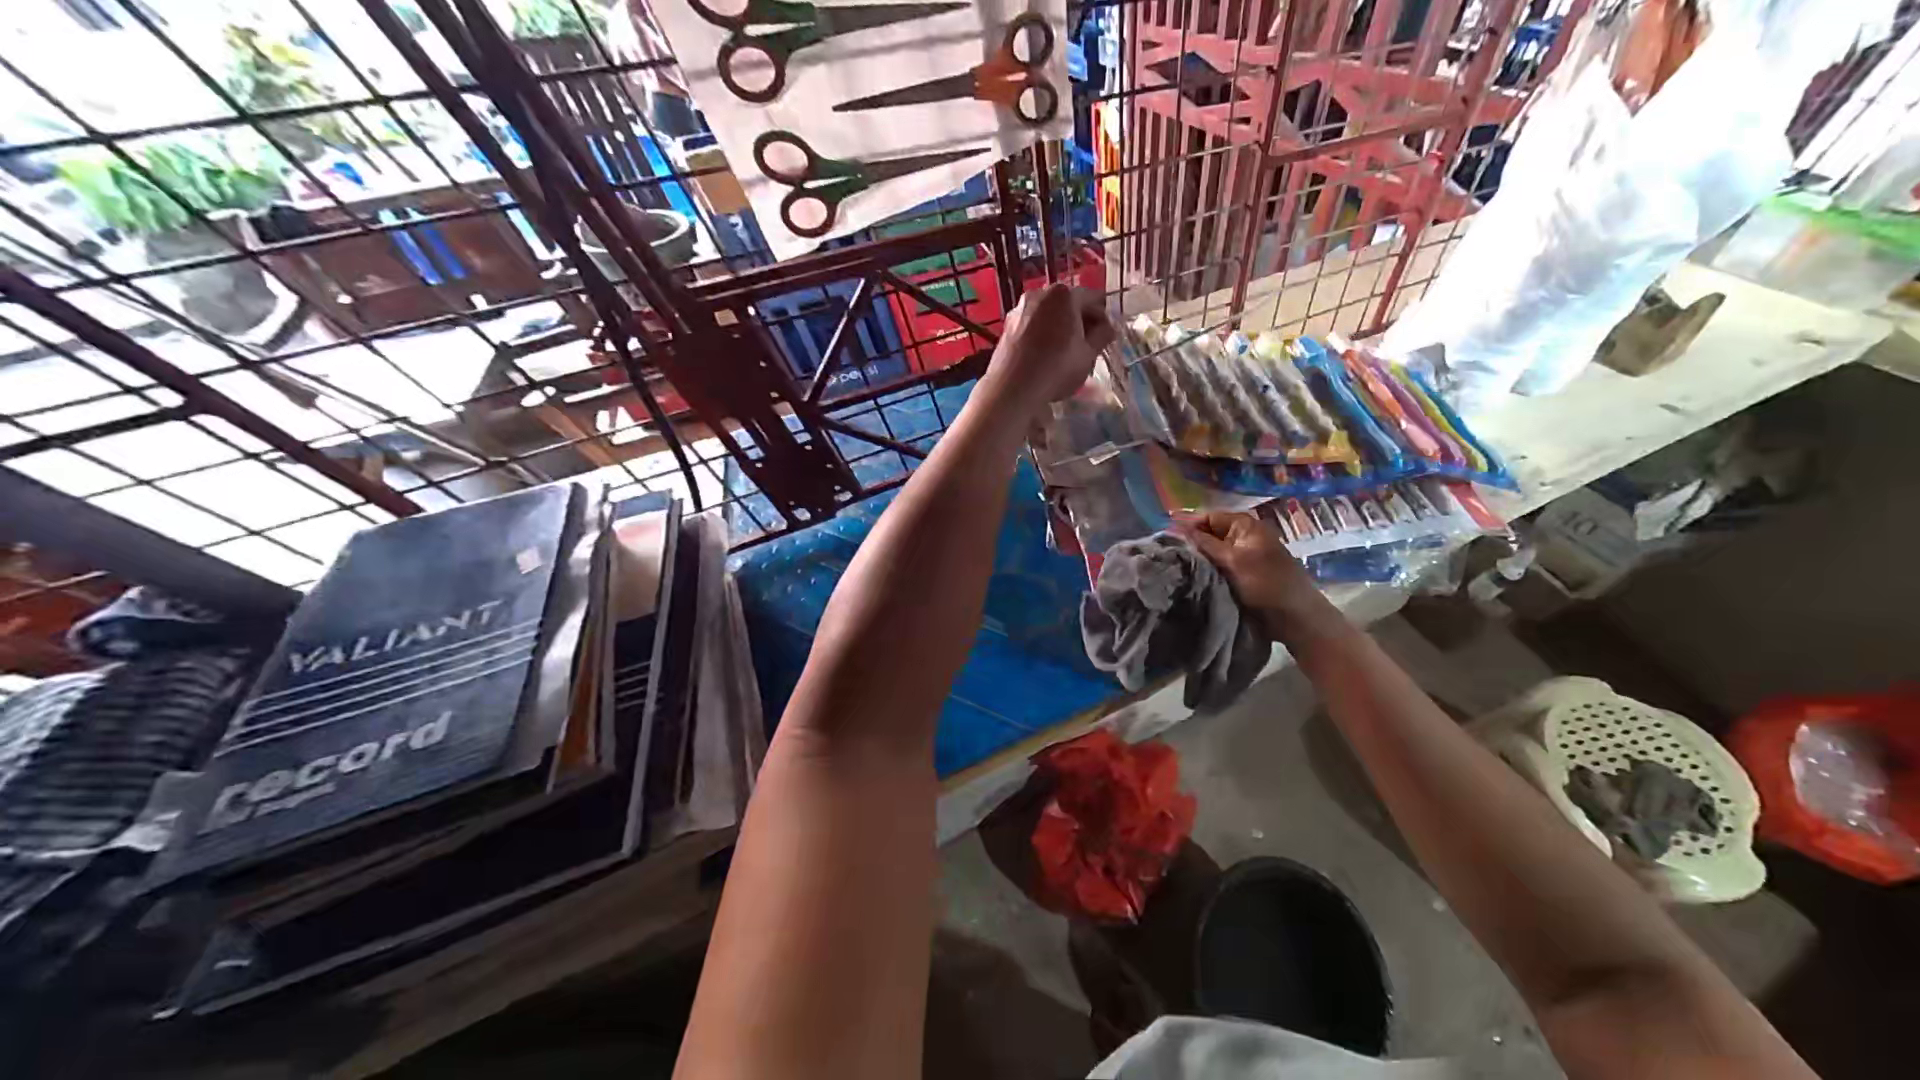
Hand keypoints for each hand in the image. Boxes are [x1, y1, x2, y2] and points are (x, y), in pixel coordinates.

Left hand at [984, 284, 1114, 411]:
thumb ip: (1102, 335)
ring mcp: (1020, 309)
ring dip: (1060, 327)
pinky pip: (1032, 324)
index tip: (1106, 335)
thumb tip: (1107, 328)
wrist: (1011, 389)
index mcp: (1064, 295)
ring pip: (1048, 314)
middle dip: (1080, 320)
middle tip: (1087, 344)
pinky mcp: (1007, 326)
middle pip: (1068, 303)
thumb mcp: (1088, 354)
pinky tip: (1044, 355)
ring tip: (1065, 351)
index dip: (1103, 317)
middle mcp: (1039, 294)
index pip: (1093, 298)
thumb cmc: (1056, 369)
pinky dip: (1042, 334)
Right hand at [1177, 511, 1329, 639]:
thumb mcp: (1232, 560)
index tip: (1162, 535)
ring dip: (1196, 557)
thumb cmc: (1265, 584)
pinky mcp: (1242, 574)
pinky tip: (1190, 575)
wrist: (1294, 617)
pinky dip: (1205, 569)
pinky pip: (1218, 565)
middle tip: (1164, 551)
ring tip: (1173, 563)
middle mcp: (1243, 536)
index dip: (1186, 524)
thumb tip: (1176, 526)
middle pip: (1208, 533)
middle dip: (1189, 541)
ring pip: (1211, 551)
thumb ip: (1203, 543)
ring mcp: (1243, 555)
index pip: (1208, 517)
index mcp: (1245, 525)